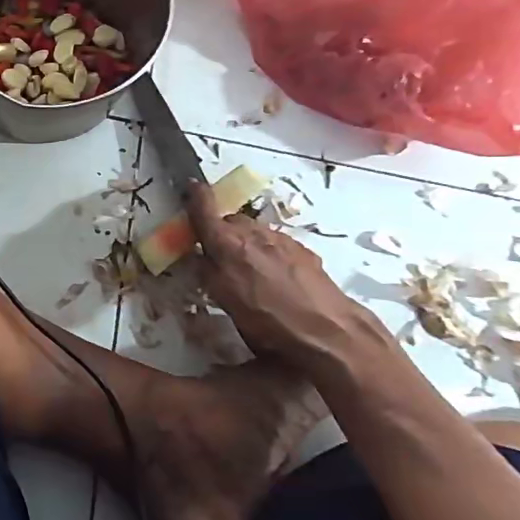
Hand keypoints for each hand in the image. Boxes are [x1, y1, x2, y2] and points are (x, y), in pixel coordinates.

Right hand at [184, 178, 386, 365]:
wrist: (329, 332)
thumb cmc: (267, 321)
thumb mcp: (224, 301)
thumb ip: (207, 273)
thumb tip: (200, 257)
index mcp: (225, 243)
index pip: (203, 208)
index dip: (195, 195)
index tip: (190, 187)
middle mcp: (252, 233)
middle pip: (231, 222)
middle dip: (223, 234)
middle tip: (221, 258)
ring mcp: (281, 240)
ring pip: (255, 233)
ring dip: (248, 245)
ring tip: (252, 273)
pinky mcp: (305, 251)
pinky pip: (277, 245)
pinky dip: (271, 255)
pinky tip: (278, 281)